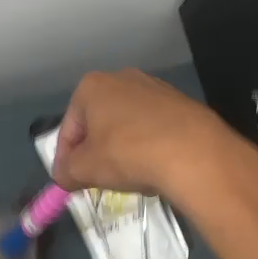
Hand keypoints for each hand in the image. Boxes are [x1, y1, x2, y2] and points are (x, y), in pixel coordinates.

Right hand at [52, 69, 251, 203]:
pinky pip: (152, 127)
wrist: (193, 153)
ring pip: (126, 124)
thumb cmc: (128, 154)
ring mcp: (155, 88)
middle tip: (97, 178)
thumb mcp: (85, 169)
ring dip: (121, 148)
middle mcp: (122, 78)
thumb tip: (64, 174)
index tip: (69, 180)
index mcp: (92, 86)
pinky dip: (147, 145)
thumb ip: (66, 171)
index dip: (65, 158)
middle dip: (94, 150)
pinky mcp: (180, 102)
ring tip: (128, 175)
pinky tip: (154, 166)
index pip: (69, 127)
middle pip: (98, 122)